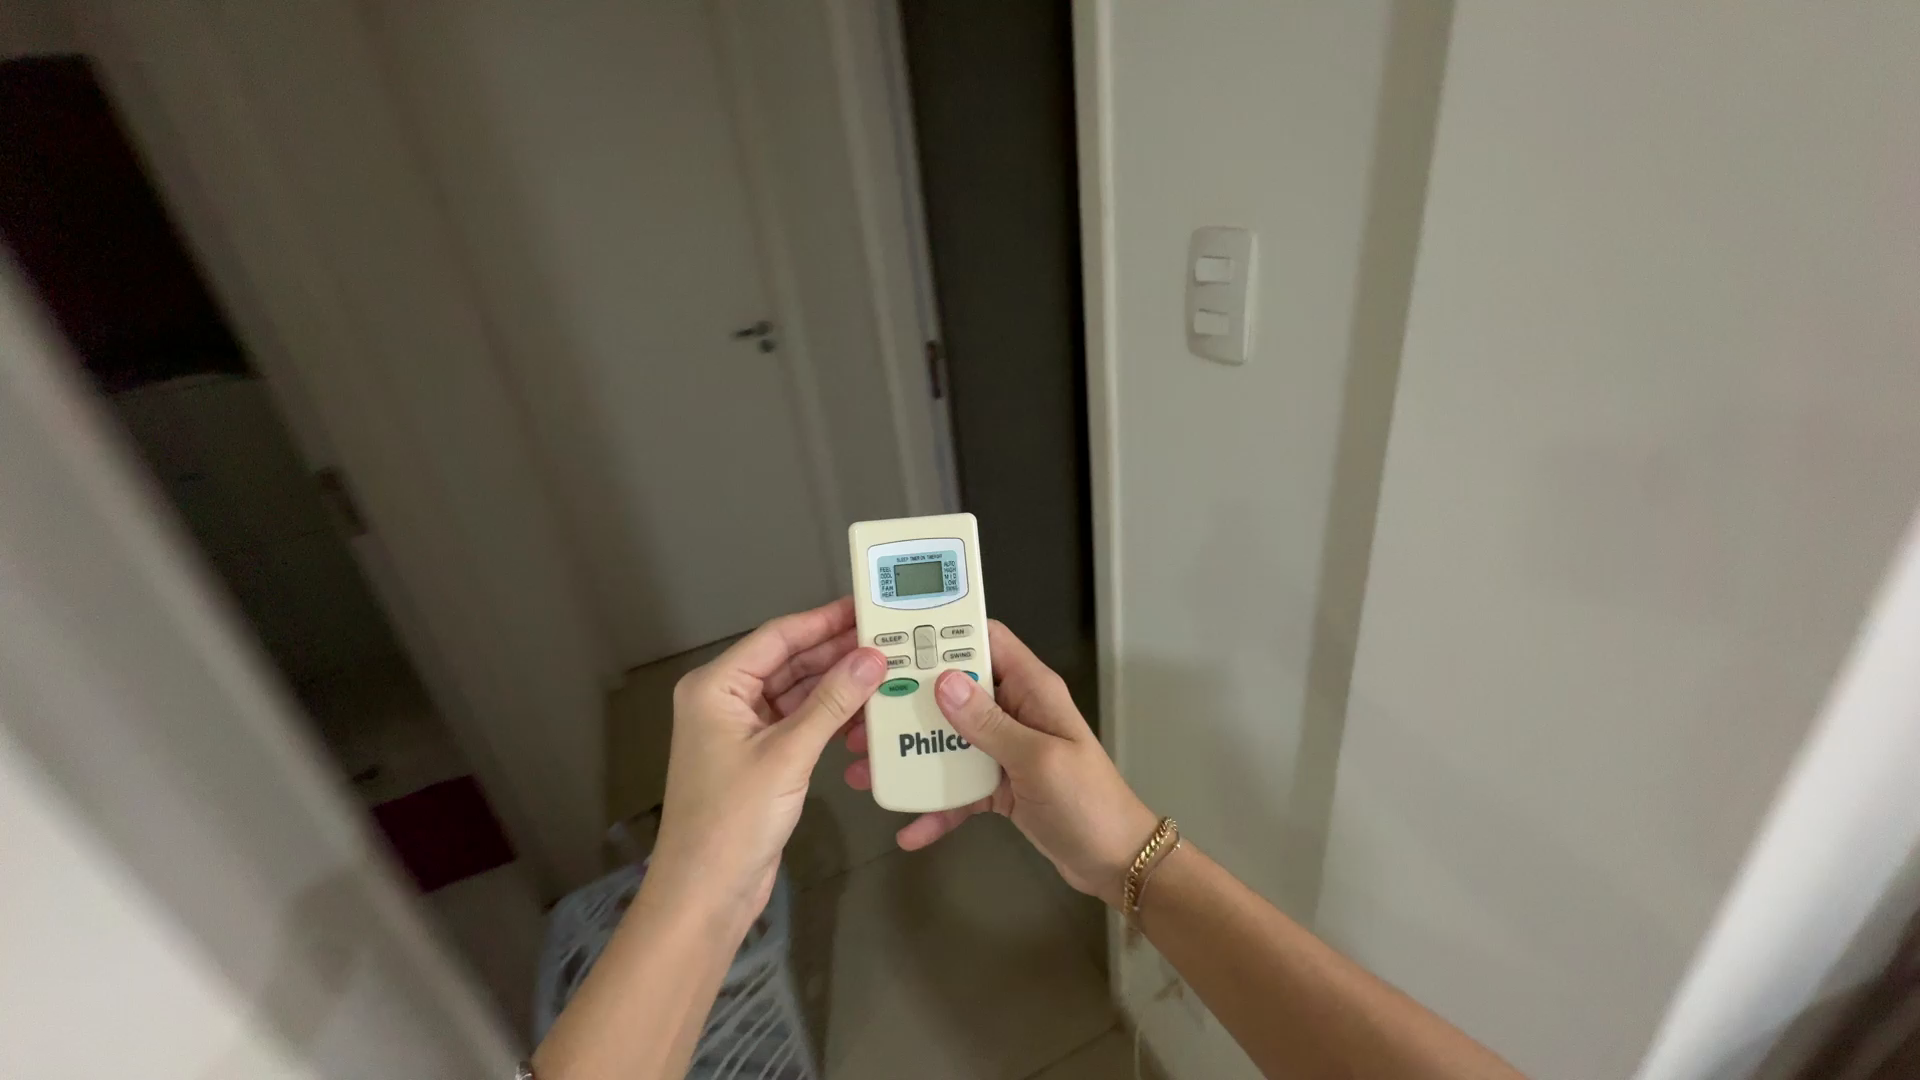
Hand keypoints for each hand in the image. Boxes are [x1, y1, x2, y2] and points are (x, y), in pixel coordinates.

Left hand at [650, 596, 887, 925]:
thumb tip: (873, 657)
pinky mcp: (760, 755)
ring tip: (885, 666)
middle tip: (886, 636)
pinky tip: (865, 708)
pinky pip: (800, 720)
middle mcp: (727, 699)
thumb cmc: (734, 819)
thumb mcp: (787, 754)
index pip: (778, 637)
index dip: (823, 620)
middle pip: (789, 661)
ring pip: (798, 691)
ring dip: (837, 683)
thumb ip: (832, 701)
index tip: (864, 607)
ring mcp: (743, 728)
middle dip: (835, 650)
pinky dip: (829, 714)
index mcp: (717, 686)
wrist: (706, 895)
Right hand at [842, 621, 1157, 907]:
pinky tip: (909, 828)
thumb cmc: (1087, 801)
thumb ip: (991, 724)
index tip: (897, 636)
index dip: (947, 631)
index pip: (987, 641)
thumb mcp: (1038, 759)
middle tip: (864, 710)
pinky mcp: (998, 783)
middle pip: (955, 690)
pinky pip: (958, 785)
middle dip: (909, 699)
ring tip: (865, 766)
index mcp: (1031, 689)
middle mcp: (1014, 710)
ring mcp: (1004, 747)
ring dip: (910, 752)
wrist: (1114, 862)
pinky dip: (936, 804)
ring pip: (948, 738)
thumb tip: (943, 681)